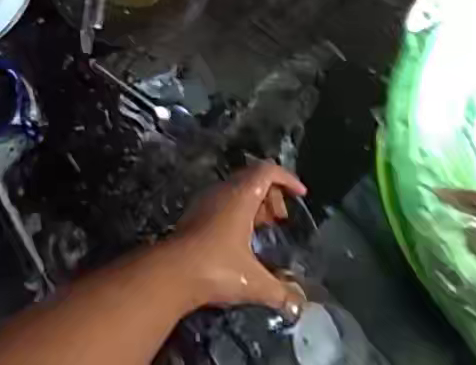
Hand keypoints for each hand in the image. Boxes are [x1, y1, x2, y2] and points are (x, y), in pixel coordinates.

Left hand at [161, 162, 307, 314]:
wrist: (173, 270)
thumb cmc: (216, 267)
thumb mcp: (255, 282)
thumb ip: (282, 292)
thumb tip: (301, 304)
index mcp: (239, 196)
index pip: (266, 171)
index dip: (287, 178)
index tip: (302, 194)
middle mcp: (223, 191)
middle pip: (252, 177)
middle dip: (272, 193)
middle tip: (282, 219)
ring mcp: (207, 200)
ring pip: (237, 188)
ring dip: (255, 202)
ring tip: (267, 227)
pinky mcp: (197, 212)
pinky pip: (225, 200)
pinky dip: (241, 209)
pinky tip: (245, 236)